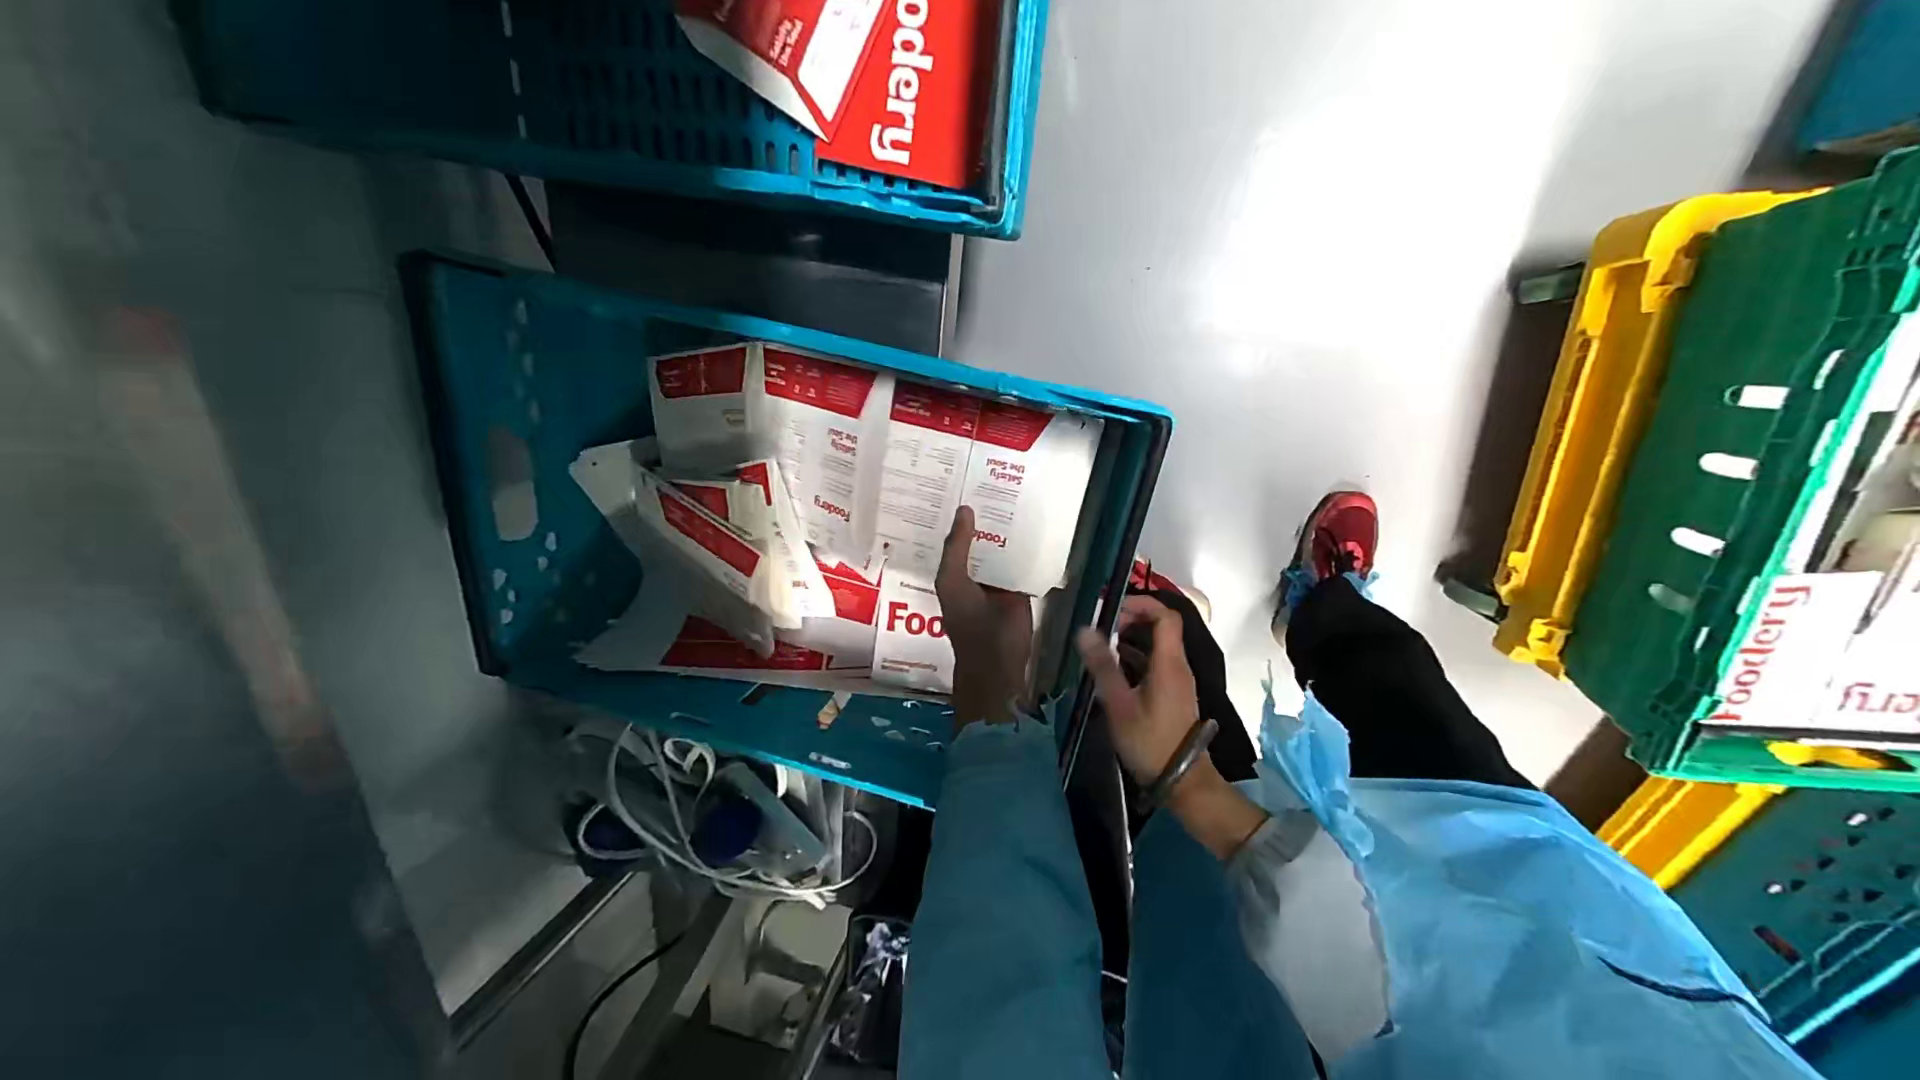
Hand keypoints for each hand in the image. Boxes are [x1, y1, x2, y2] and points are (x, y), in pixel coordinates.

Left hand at [937, 506, 1033, 725]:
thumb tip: (964, 509)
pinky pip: (1023, 562)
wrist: (998, 660)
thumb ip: (957, 547)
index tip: (963, 485)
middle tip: (995, 481)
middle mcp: (975, 573)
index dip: (957, 518)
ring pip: (1003, 549)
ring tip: (1016, 494)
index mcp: (953, 573)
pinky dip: (1027, 548)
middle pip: (981, 540)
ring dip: (1008, 530)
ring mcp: (999, 581)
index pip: (955, 539)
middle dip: (985, 519)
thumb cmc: (968, 622)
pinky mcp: (1021, 587)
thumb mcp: (953, 580)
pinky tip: (1035, 523)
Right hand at [1077, 596, 1268, 858]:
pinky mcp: (1172, 694)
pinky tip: (1112, 670)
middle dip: (1131, 619)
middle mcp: (1177, 666)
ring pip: (1156, 646)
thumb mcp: (1120, 705)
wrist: (1183, 781)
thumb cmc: (1151, 743)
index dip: (1140, 604)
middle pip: (1161, 627)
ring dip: (1130, 639)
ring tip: (1100, 647)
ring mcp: (1176, 680)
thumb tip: (1085, 630)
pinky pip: (1154, 663)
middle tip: (1101, 628)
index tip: (1111, 609)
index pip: (1165, 616)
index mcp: (1169, 663)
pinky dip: (1134, 657)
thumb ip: (1103, 667)